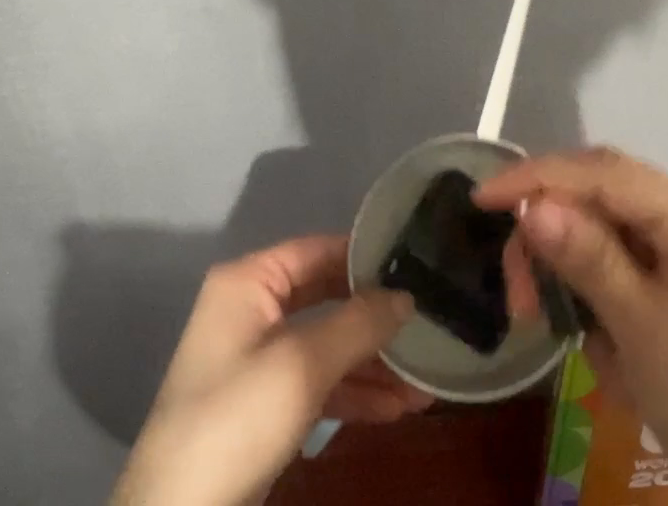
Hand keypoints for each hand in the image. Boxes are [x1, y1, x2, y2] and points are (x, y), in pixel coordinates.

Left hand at [110, 234, 432, 505]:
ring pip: (326, 344)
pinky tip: (396, 408)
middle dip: (377, 319)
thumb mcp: (303, 365)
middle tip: (429, 324)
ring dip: (372, 363)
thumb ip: (358, 324)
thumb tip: (406, 296)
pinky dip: (352, 392)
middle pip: (326, 298)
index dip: (367, 256)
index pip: (317, 250)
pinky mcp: (263, 400)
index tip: (419, 266)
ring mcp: (255, 357)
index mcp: (248, 283)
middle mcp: (250, 309)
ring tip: (424, 381)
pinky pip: (316, 380)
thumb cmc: (238, 417)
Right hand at [476, 149, 667, 505]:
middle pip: (601, 197)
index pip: (607, 173)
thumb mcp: (646, 335)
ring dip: (567, 268)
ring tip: (552, 325)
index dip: (539, 176)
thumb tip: (533, 204)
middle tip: (519, 296)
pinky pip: (621, 263)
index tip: (481, 199)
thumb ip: (590, 261)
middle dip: (549, 232)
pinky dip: (593, 291)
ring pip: (604, 230)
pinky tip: (598, 337)